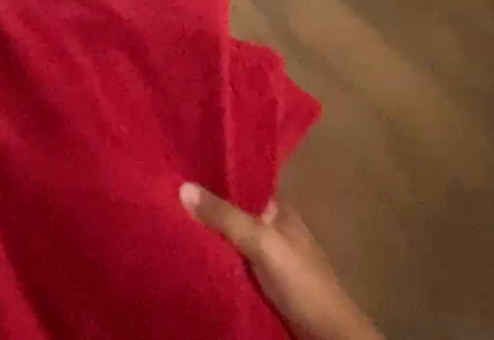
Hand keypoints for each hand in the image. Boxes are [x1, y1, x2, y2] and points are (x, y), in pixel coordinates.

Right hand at [180, 182, 381, 339]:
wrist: (328, 336)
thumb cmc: (301, 281)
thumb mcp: (263, 243)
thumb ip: (226, 216)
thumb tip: (182, 186)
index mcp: (278, 211)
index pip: (241, 185)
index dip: (213, 178)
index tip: (179, 171)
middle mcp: (272, 229)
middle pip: (232, 214)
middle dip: (205, 210)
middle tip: (165, 199)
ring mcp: (268, 259)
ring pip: (230, 241)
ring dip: (207, 238)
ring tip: (169, 224)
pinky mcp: (262, 285)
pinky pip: (231, 266)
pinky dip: (214, 263)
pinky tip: (191, 258)